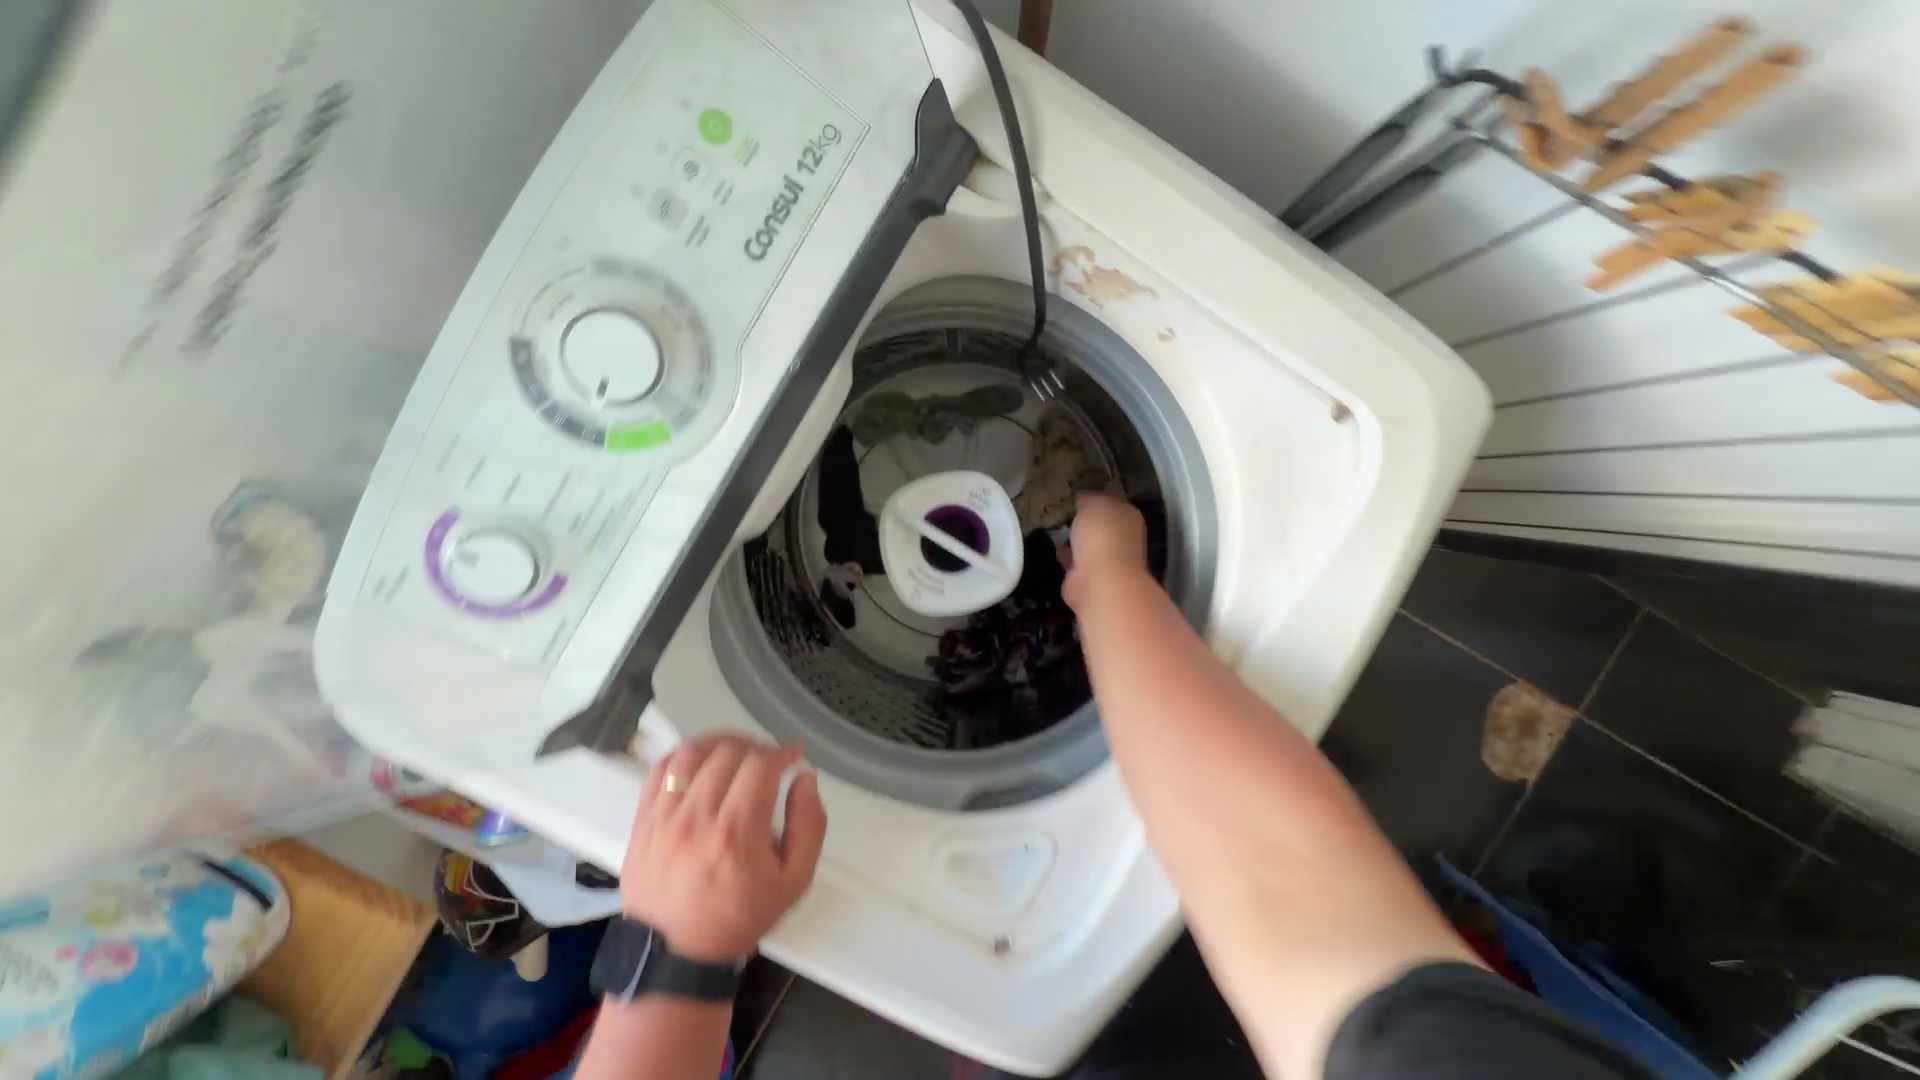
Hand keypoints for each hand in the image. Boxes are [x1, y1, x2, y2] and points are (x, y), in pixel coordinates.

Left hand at [621, 734, 827, 962]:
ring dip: (720, 743)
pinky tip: (703, 763)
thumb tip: (805, 778)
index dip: (782, 752)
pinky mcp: (641, 822)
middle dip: (756, 747)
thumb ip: (810, 825)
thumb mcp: (794, 882)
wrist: (675, 956)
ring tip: (737, 752)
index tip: (794, 756)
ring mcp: (663, 819)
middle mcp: (696, 820)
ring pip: (691, 752)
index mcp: (736, 836)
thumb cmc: (740, 918)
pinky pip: (660, 769)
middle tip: (769, 759)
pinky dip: (685, 755)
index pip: (760, 766)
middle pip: (728, 753)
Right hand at [1059, 494, 1149, 612]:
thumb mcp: (1093, 505)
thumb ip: (1088, 499)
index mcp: (1127, 517)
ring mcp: (1106, 560)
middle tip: (1062, 510)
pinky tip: (1053, 547)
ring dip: (1076, 539)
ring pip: (1089, 544)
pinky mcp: (1089, 577)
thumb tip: (1083, 500)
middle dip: (1085, 521)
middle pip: (1101, 525)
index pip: (1112, 503)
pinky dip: (1066, 556)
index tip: (1076, 495)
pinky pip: (1075, 561)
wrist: (1100, 580)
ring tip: (1055, 527)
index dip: (1095, 498)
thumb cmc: (1102, 535)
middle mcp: (1122, 538)